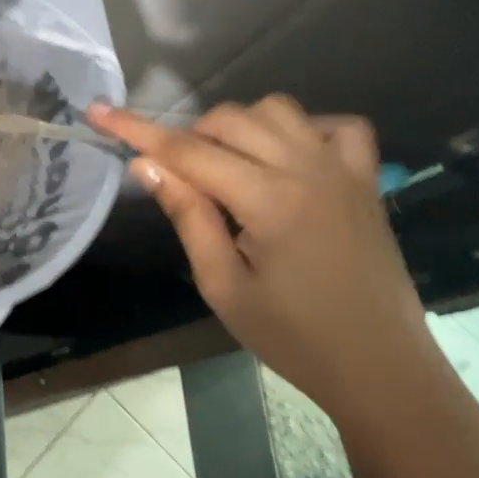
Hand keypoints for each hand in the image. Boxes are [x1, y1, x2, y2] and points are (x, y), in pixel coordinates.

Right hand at [88, 97, 446, 422]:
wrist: (381, 367)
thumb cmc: (292, 336)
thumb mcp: (221, 286)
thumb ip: (188, 217)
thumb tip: (146, 165)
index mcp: (269, 201)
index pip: (187, 151)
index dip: (136, 129)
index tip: (97, 111)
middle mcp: (308, 172)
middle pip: (230, 120)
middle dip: (187, 135)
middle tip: (174, 176)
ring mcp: (344, 172)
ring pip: (278, 111)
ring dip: (238, 127)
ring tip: (224, 168)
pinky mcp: (366, 182)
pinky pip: (336, 127)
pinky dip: (302, 129)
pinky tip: (284, 158)